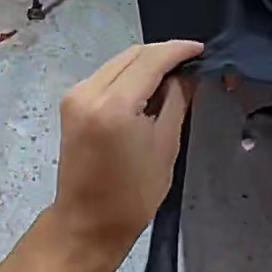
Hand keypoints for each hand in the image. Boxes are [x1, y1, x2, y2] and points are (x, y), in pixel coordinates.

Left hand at [46, 42, 202, 271]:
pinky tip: (147, 86)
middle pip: (131, 55)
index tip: (201, 50)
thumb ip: (177, 101)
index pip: (149, 60)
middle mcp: (88, 92)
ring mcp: (75, 95)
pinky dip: (127, 75)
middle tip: (191, 63)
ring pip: (117, 62)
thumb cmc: (133, 194)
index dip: (177, 51)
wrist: (87, 221)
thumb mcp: (165, 146)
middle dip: (162, 54)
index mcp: (113, 105)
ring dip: (144, 63)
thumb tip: (186, 74)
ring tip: (173, 75)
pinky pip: (105, 76)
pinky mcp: (70, 103)